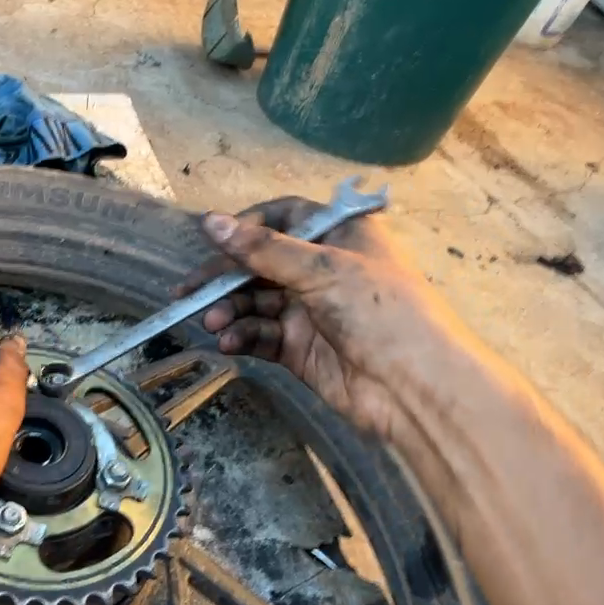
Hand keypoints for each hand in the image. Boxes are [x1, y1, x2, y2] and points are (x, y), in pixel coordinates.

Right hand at [178, 198, 471, 442]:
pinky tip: (229, 342)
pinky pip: (260, 335)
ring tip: (213, 322)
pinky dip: (242, 336)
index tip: (218, 238)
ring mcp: (309, 311)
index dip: (249, 225)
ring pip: (255, 301)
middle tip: (188, 291)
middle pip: (260, 262)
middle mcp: (322, 269)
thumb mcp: (322, 269)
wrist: (414, 388)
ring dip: (230, 310)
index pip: (285, 216)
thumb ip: (262, 248)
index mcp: (339, 236)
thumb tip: (209, 222)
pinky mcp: (300, 349)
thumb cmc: (379, 310)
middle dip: (224, 277)